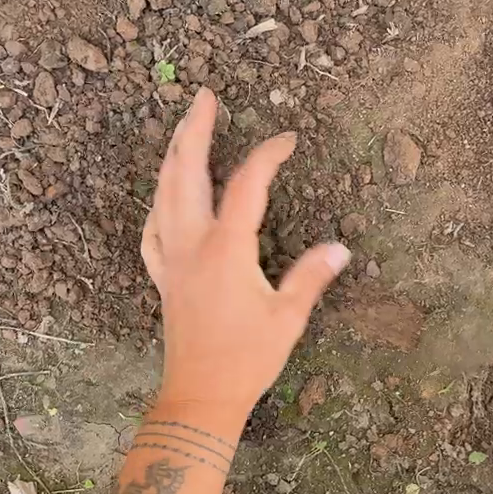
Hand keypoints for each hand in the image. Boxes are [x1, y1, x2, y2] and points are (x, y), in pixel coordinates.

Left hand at [142, 89, 349, 428]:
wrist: (200, 395)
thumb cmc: (246, 359)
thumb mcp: (288, 318)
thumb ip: (311, 277)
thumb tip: (341, 249)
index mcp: (226, 250)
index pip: (246, 186)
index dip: (267, 156)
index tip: (287, 139)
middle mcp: (191, 245)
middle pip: (186, 174)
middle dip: (195, 131)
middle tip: (204, 98)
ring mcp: (171, 260)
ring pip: (163, 195)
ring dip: (173, 157)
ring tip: (183, 131)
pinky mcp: (162, 277)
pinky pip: (151, 230)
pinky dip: (157, 204)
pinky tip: (162, 198)